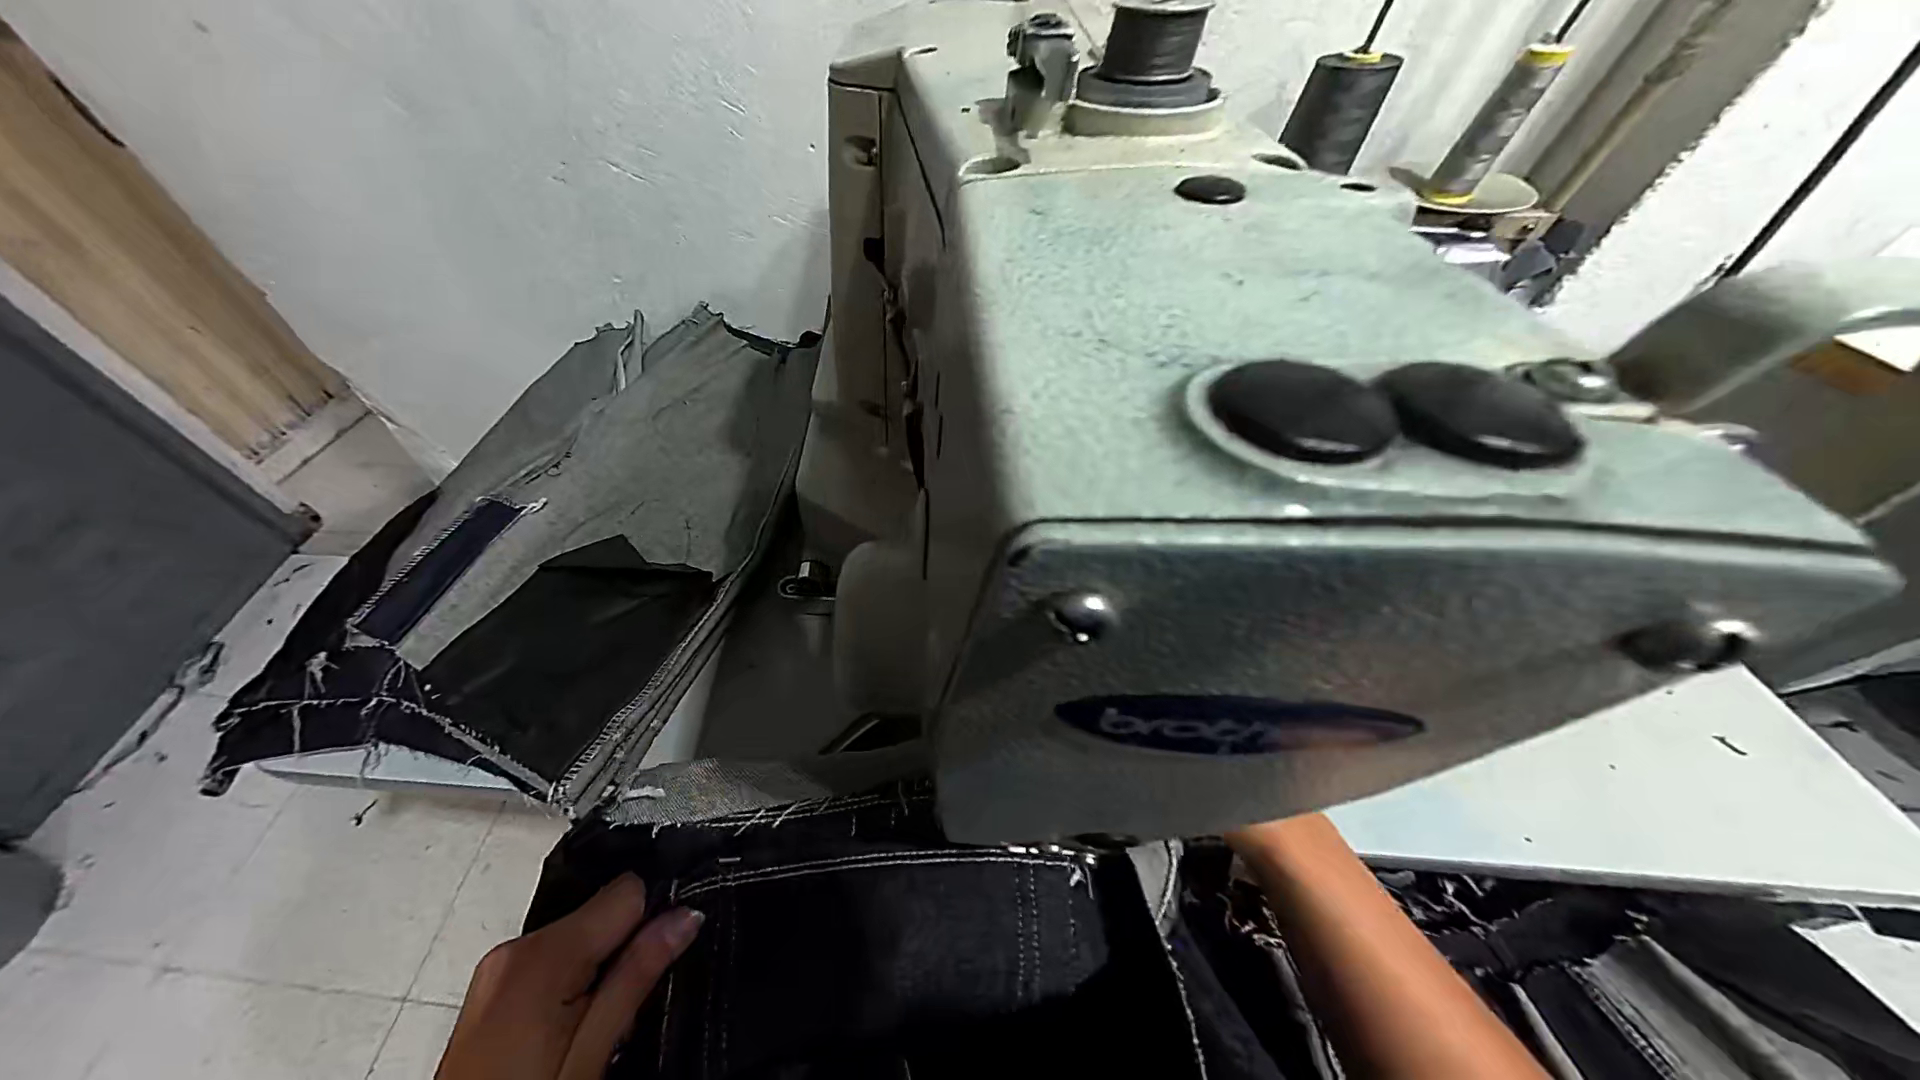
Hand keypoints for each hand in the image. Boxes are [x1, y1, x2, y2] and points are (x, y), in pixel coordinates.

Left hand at [437, 873, 703, 1079]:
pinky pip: (554, 957)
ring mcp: (497, 969)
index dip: (655, 917)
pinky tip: (568, 1027)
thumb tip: (685, 916)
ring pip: (581, 934)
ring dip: (600, 965)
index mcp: (541, 956)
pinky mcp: (491, 988)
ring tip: (594, 1024)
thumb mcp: (593, 1052)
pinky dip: (574, 979)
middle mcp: (514, 949)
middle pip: (602, 911)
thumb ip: (638, 974)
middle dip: (626, 947)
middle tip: (624, 1008)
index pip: (628, 890)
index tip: (661, 956)